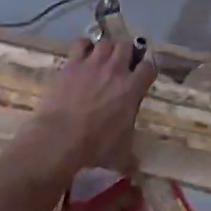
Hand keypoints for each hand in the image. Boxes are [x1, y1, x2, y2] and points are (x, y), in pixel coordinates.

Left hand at [22, 36, 157, 174]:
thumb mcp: (120, 155)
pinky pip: (80, 44)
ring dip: (106, 48)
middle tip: (122, 64)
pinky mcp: (71, 64)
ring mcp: (92, 64)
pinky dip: (84, 47)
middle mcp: (115, 70)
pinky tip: (82, 56)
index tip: (142, 77)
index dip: (146, 70)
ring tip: (102, 58)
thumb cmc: (96, 146)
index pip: (149, 67)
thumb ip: (130, 157)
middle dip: (127, 52)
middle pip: (127, 46)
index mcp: (132, 88)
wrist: (61, 138)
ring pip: (105, 42)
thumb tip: (135, 168)